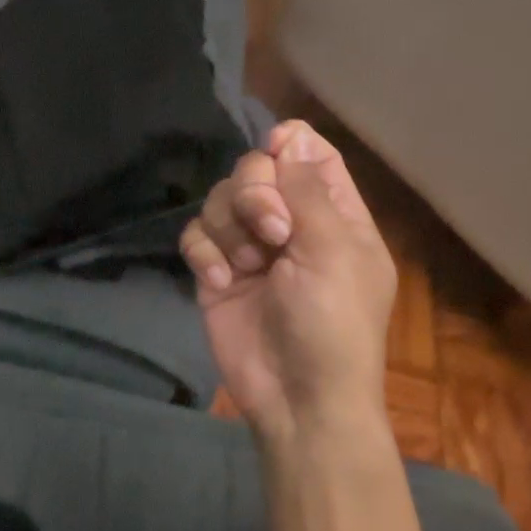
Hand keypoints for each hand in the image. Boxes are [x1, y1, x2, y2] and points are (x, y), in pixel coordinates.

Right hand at [180, 120, 396, 451]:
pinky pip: (196, 237)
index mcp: (334, 216)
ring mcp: (250, 251)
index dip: (288, 145)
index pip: (310, 157)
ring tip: (248, 266)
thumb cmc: (334, 324)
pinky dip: (204, 252)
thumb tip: (289, 134)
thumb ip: (307, 190)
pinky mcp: (216, 275)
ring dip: (231, 227)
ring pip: (220, 202)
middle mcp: (290, 225)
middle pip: (255, 171)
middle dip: (255, 193)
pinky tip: (220, 279)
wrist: (296, 396)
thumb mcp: (334, 251)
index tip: (274, 150)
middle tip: (272, 232)